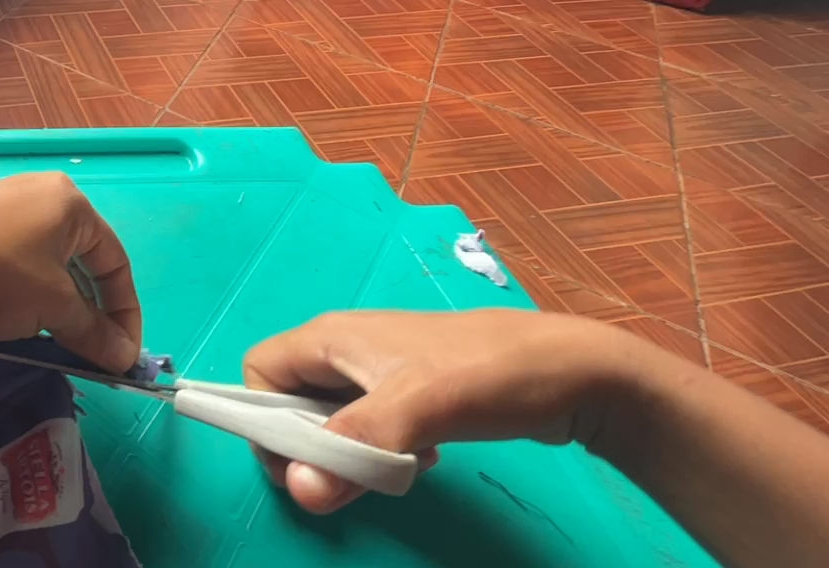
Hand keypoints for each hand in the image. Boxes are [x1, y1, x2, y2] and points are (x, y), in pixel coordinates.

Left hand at [0, 171, 142, 371]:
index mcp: (69, 202)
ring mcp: (3, 203)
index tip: (124, 353)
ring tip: (53, 336)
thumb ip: (93, 330)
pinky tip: (14, 314)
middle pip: (82, 258)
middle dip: (91, 308)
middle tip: (92, 349)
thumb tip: (124, 356)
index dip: (125, 311)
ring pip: (48, 260)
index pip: (115, 260)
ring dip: (59, 302)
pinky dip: (28, 288)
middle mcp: (40, 193)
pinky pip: (17, 257)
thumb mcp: (52, 306)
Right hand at [243, 310, 646, 512]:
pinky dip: (381, 447)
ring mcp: (373, 368)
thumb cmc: (481, 375)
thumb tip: (297, 490)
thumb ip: (353, 446)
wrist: (567, 370)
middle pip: (292, 397)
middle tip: (355, 475)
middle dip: (314, 442)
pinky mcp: (404, 387)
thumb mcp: (416, 409)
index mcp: (327, 338)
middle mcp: (340, 348)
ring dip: (351, 449)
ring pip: (331, 414)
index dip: (265, 419)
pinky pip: (367, 421)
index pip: (260, 373)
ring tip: (396, 465)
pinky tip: (422, 457)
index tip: (300, 465)